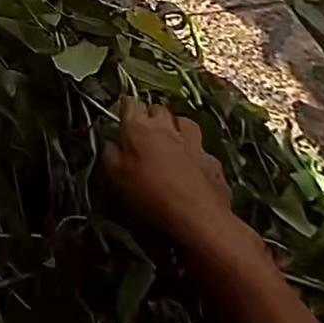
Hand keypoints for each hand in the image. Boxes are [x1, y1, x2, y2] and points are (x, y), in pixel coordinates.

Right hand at [102, 97, 256, 257]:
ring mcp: (194, 145)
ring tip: (172, 137)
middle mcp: (167, 129)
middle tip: (145, 128)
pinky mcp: (213, 164)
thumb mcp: (117, 177)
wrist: (198, 218)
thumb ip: (110, 154)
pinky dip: (198, 155)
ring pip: (185, 122)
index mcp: (139, 128)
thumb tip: (110, 144)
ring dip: (178, 126)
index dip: (126, 107)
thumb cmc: (151, 195)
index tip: (123, 113)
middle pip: (158, 108)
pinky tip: (195, 165)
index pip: (130, 104)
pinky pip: (204, 151)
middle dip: (151, 114)